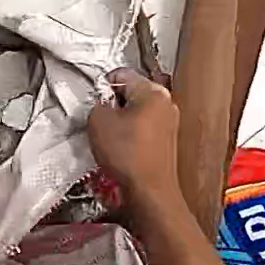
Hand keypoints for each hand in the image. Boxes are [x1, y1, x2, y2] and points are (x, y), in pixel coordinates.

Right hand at [87, 68, 179, 202]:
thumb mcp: (98, 121)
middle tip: (100, 121)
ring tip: (110, 137)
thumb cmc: (126, 153)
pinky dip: (131, 132)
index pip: (121, 74)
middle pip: (131, 91)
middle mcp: (166, 101)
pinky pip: (143, 126)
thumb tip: (103, 104)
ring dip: (121, 119)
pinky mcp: (168, 139)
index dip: (102, 86)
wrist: (150, 190)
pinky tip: (122, 147)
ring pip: (137, 110)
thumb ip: (97, 103)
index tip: (94, 103)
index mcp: (153, 91)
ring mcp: (170, 121)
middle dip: (113, 103)